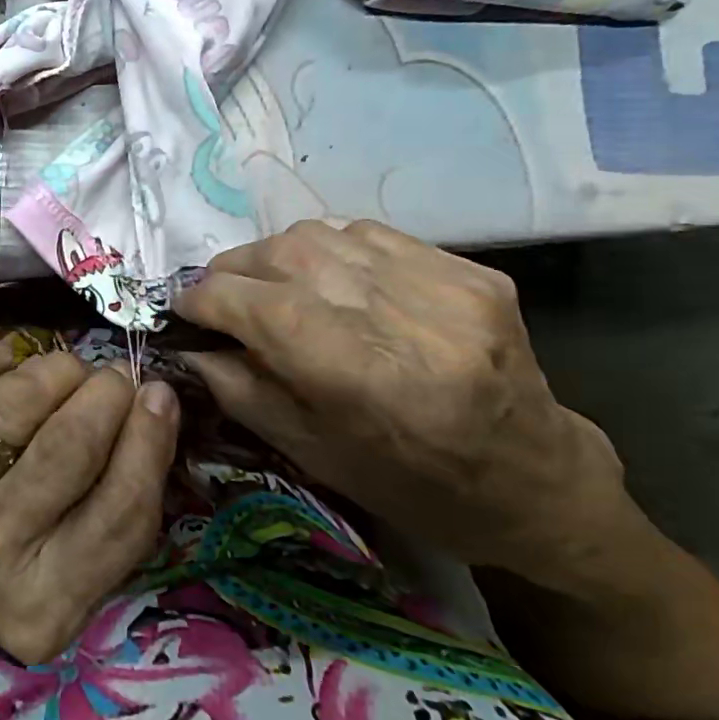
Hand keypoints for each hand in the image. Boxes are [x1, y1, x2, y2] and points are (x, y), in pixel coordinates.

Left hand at [0, 339, 179, 663]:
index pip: (119, 517)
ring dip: (57, 372)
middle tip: (119, 377)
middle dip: (106, 398)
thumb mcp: (71, 570)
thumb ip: (116, 508)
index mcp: (44, 604)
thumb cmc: (8, 566)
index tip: (160, 396)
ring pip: (11, 407)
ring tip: (73, 369)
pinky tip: (4, 357)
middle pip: (66, 452)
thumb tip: (156, 403)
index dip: (149, 444)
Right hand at [173, 220, 646, 591]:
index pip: (258, 305)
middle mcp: (409, 321)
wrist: (536, 486)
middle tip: (218, 295)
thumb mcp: (307, 453)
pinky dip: (326, 250)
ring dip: (272, 255)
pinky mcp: (471, 272)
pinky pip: (366, 233)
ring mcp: (447, 287)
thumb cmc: (410, 486)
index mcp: (366, 381)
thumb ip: (236, 388)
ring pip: (319, 234)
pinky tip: (326, 281)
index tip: (182, 309)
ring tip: (266, 285)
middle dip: (231, 270)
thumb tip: (186, 341)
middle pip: (285, 255)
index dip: (204, 298)